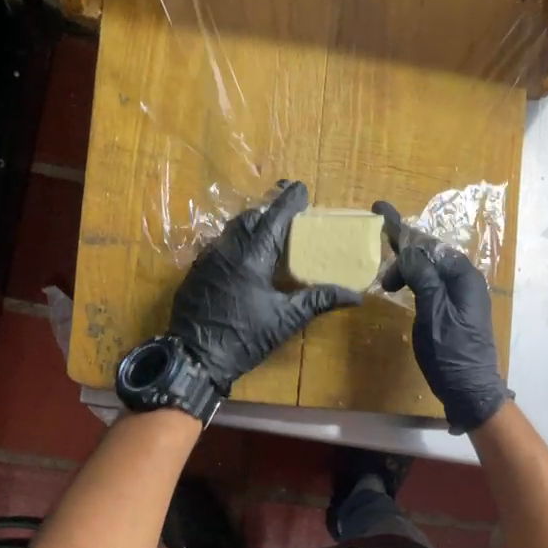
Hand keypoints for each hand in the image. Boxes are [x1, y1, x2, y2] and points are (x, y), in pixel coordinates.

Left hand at [168, 181, 361, 392]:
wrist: (194, 359)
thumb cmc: (243, 338)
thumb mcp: (285, 320)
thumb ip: (317, 301)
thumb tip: (354, 295)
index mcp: (251, 257)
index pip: (274, 218)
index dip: (289, 201)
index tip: (301, 188)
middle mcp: (226, 250)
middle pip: (249, 219)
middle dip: (269, 213)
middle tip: (288, 216)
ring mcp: (206, 261)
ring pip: (230, 232)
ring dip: (250, 228)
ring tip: (268, 235)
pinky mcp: (194, 274)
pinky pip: (217, 248)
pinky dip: (234, 246)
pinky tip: (243, 261)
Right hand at [374, 201, 508, 432]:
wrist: (471, 390)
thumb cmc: (451, 354)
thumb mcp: (432, 314)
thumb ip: (422, 279)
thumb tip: (409, 252)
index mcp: (463, 277)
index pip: (429, 245)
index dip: (402, 230)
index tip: (379, 210)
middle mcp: (467, 280)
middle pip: (431, 254)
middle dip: (404, 256)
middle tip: (384, 279)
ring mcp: (464, 296)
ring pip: (431, 270)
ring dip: (408, 271)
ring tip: (390, 286)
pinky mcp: (457, 310)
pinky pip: (434, 284)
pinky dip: (416, 282)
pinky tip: (405, 291)